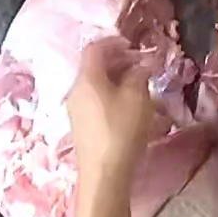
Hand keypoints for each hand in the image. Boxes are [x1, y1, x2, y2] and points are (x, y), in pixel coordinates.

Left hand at [67, 38, 154, 193]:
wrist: (104, 175)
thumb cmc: (121, 131)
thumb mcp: (137, 98)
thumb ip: (139, 74)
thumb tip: (141, 64)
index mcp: (87, 78)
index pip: (95, 48)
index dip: (114, 42)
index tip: (134, 46)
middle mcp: (76, 90)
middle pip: (94, 65)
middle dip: (118, 60)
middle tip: (141, 64)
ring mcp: (76, 109)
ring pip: (96, 83)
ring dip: (117, 78)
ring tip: (140, 85)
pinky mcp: (81, 125)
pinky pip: (95, 99)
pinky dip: (112, 93)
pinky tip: (129, 106)